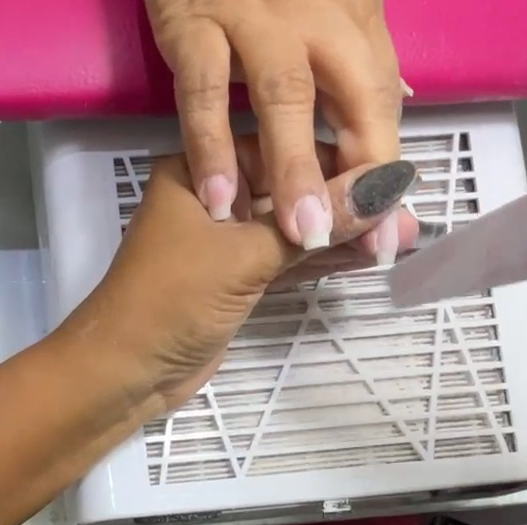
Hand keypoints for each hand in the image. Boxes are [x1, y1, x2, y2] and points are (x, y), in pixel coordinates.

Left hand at [57, 136, 419, 409]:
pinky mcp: (231, 281)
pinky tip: (362, 258)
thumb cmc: (168, 302)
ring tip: (398, 241)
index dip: (341, 167)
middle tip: (404, 221)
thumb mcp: (243, 256)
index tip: (395, 182)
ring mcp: (221, 242)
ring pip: (292, 229)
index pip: (283, 150)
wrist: (121, 373)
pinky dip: (319, 261)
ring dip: (341, 237)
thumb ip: (315, 222)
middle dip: (348, 206)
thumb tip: (387, 187)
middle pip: (292, 190)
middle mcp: (211, 197)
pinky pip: (284, 260)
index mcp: (200, 170)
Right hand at [144, 0, 406, 259]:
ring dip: (295, 170)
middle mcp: (316, 11)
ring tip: (301, 236)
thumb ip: (346, 67)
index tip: (385, 235)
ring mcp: (254, 17)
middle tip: (358, 243)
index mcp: (350, 15)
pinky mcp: (195, 25)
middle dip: (356, 176)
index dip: (383, 169)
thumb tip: (387, 118)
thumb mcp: (316, 14)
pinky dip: (213, 147)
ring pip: (285, 95)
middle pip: (352, 93)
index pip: (380, 97)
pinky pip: (205, 92)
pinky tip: (220, 200)